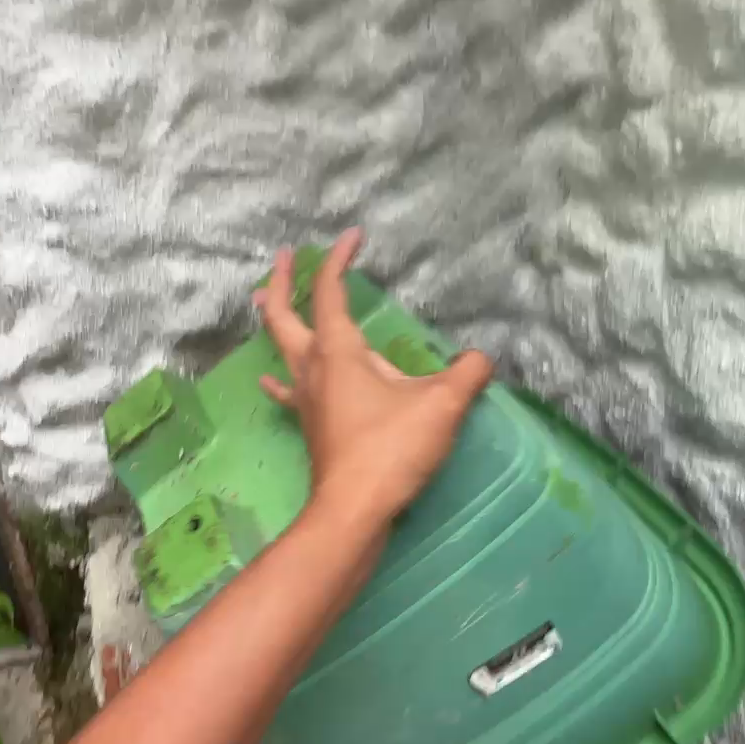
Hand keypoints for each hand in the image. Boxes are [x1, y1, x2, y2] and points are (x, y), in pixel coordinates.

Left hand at [253, 228, 494, 525]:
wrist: (354, 507)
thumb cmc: (391, 449)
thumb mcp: (442, 405)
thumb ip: (467, 374)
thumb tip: (480, 359)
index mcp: (337, 350)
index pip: (329, 291)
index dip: (337, 259)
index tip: (352, 236)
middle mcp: (311, 366)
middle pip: (281, 314)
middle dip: (280, 281)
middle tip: (281, 256)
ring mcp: (304, 396)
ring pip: (279, 347)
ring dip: (273, 320)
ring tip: (264, 300)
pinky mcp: (307, 422)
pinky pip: (286, 390)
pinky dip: (278, 377)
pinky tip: (267, 378)